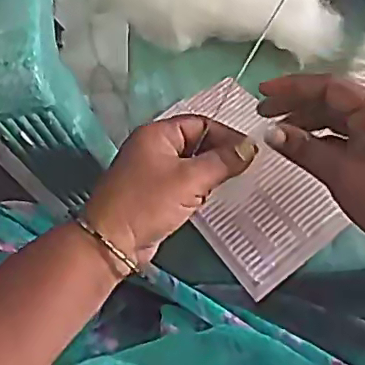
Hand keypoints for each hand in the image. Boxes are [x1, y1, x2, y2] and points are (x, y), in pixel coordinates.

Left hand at [83, 116, 257, 262]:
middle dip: (220, 154)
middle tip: (249, 169)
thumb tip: (250, 147)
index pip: (200, 123)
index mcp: (157, 133)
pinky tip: (214, 198)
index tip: (252, 151)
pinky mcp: (155, 193)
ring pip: (191, 165)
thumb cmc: (148, 202)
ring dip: (211, 173)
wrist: (113, 241)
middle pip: (196, 142)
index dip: (226, 134)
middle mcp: (154, 147)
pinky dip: (199, 189)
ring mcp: (153, 171)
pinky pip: (184, 183)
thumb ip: (221, 162)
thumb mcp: (189, 179)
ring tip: (236, 183)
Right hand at [257, 74, 364, 262]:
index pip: (330, 87)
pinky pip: (348, 135)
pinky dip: (323, 137)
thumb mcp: (341, 174)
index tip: (263, 92)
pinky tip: (303, 146)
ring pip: (340, 118)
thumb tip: (271, 132)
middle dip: (297, 103)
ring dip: (308, 120)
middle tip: (263, 112)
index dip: (293, 87)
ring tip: (278, 131)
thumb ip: (304, 149)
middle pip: (334, 100)